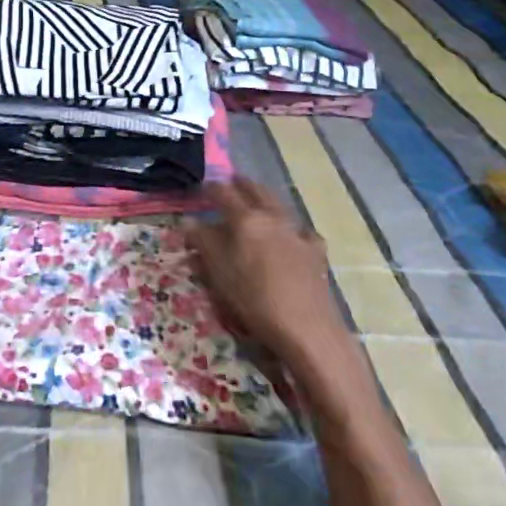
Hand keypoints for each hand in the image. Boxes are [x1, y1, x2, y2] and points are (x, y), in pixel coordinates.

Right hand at [184, 177, 350, 367]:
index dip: (212, 189)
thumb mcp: (219, 272)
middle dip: (243, 184)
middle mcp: (273, 218)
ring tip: (258, 200)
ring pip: (279, 205)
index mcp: (246, 220)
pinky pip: (301, 230)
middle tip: (233, 180)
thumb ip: (203, 243)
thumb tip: (190, 222)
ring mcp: (297, 232)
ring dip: (266, 199)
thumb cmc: (253, 298)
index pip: (224, 194)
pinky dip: (292, 228)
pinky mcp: (315, 250)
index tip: (203, 187)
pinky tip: (292, 236)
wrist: (304, 325)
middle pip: (256, 191)